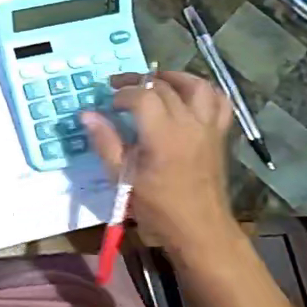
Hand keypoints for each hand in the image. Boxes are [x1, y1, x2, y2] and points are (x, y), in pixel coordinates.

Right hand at [81, 71, 237, 259]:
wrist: (199, 229)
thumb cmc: (158, 209)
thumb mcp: (122, 179)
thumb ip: (105, 142)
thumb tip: (87, 114)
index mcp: (163, 135)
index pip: (142, 96)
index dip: (123, 93)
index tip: (109, 104)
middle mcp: (189, 123)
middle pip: (165, 87)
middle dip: (140, 82)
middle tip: (119, 88)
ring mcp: (208, 127)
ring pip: (197, 86)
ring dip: (174, 78)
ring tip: (155, 80)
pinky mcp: (219, 134)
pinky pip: (219, 102)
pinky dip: (205, 91)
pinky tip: (189, 94)